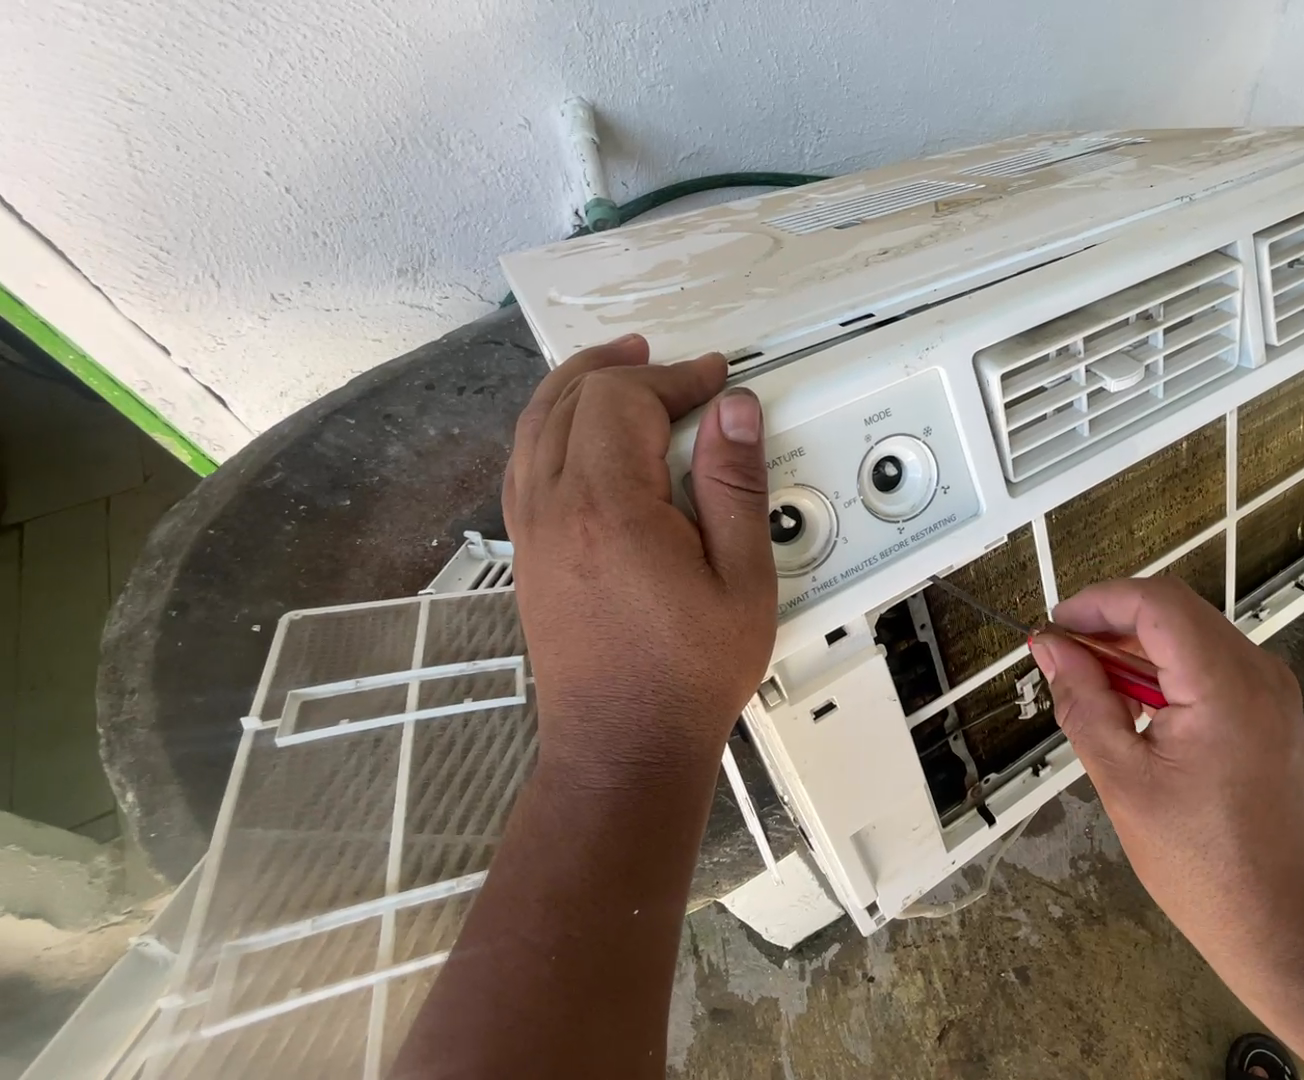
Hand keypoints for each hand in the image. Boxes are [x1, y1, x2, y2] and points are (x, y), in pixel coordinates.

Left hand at [502, 334, 776, 788]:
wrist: (624, 744)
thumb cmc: (691, 671)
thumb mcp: (742, 579)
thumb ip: (736, 487)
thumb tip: (735, 411)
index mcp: (611, 507)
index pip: (628, 402)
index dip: (676, 378)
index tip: (716, 377)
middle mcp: (556, 507)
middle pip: (577, 400)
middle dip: (629, 369)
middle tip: (673, 363)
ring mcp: (531, 529)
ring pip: (537, 423)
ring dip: (580, 384)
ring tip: (618, 365)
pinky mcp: (527, 551)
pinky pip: (526, 460)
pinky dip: (552, 422)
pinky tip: (577, 426)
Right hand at [1028, 578, 1303, 974]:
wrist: (1285, 921)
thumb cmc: (1199, 862)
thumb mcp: (1123, 781)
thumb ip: (1083, 701)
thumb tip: (1049, 647)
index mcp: (1225, 684)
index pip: (1156, 603)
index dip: (1098, 602)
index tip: (1053, 629)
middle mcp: (1257, 669)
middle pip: (1174, 610)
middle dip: (1112, 621)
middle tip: (1062, 656)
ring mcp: (1270, 686)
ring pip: (1190, 631)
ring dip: (1135, 645)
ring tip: (1090, 683)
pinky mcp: (1269, 706)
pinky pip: (1208, 660)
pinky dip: (1163, 668)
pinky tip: (1133, 703)